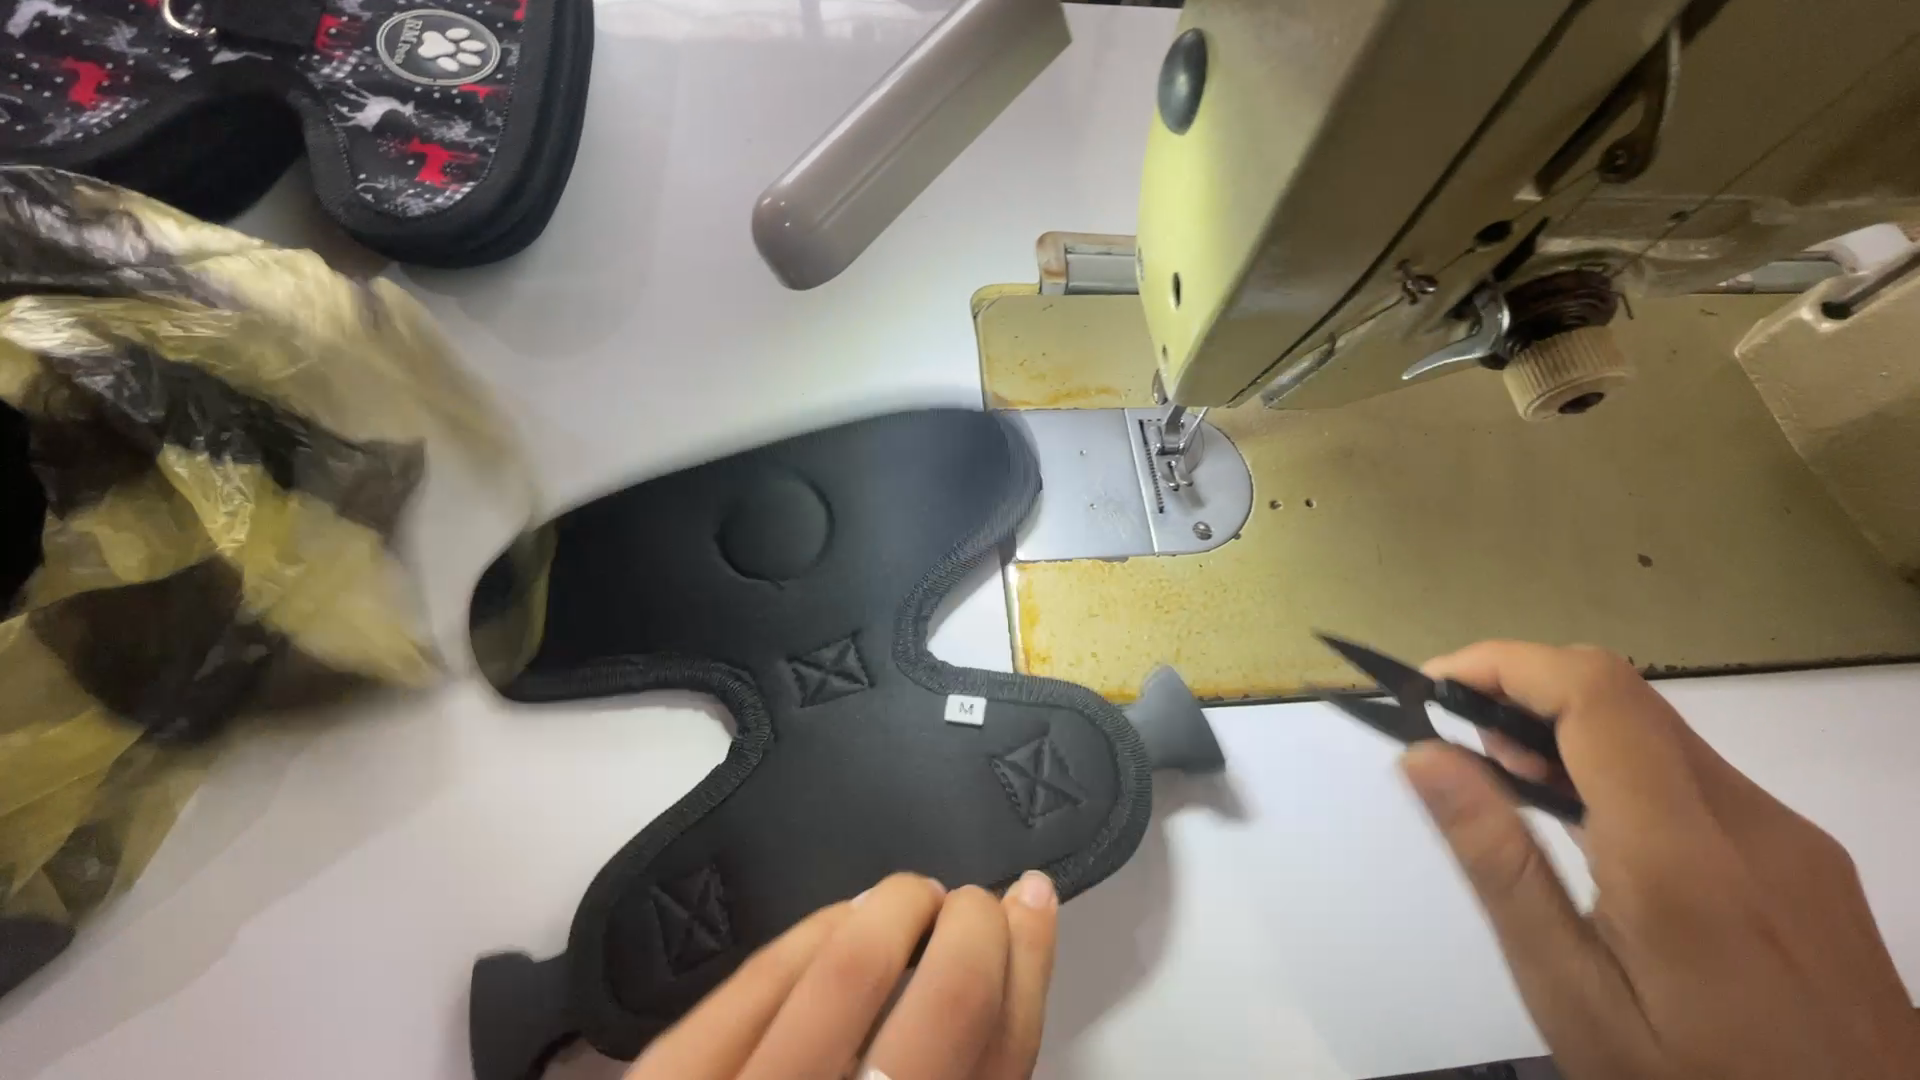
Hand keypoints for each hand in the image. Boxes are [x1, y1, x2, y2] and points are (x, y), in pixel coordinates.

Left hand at [626, 871, 1059, 1079]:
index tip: (1029, 903)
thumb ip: (967, 1071)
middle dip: (976, 924)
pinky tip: (844, 917)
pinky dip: (817, 929)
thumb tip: (1005, 969)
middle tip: (974, 900)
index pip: (1003, 1055)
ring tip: (915, 895)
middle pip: (948, 1005)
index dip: (1028, 961)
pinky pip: (761, 979)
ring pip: (849, 970)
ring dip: (898, 906)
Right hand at [1403, 641, 1919, 1079]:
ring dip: (1559, 727)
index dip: (1503, 663)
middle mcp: (1750, 820)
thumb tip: (1424, 755)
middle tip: (1459, 748)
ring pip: (1652, 726)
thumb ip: (1498, 861)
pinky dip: (1607, 761)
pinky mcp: (1798, 853)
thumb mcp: (1569, 988)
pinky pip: (1684, 767)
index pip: (1594, 693)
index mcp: (1684, 853)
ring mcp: (1786, 834)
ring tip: (1505, 787)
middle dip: (1519, 690)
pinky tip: (1581, 824)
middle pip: (1621, 695)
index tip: (1433, 686)